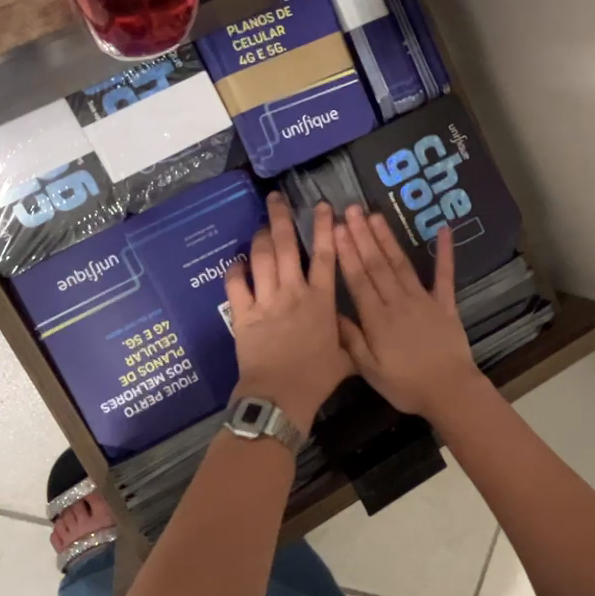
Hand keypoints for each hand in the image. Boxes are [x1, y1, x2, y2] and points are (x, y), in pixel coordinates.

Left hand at [224, 194, 351, 429]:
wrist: (280, 397)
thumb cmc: (316, 379)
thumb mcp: (346, 357)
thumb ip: (351, 336)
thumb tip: (358, 325)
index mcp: (321, 300)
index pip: (326, 255)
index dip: (324, 227)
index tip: (323, 206)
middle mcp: (293, 292)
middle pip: (288, 246)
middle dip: (282, 218)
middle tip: (276, 198)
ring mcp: (266, 301)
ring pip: (262, 257)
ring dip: (261, 236)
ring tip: (262, 224)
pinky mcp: (242, 314)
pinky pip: (236, 283)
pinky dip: (236, 268)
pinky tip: (237, 260)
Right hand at [335, 204, 488, 420]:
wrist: (449, 391)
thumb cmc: (405, 385)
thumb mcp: (369, 370)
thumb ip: (351, 340)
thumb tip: (331, 312)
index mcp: (376, 319)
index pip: (358, 279)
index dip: (346, 252)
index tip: (335, 229)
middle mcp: (397, 302)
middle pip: (376, 265)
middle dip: (362, 236)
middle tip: (350, 210)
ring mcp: (423, 300)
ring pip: (400, 263)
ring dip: (387, 238)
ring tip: (374, 215)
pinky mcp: (445, 303)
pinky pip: (444, 274)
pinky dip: (445, 252)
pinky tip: (443, 229)